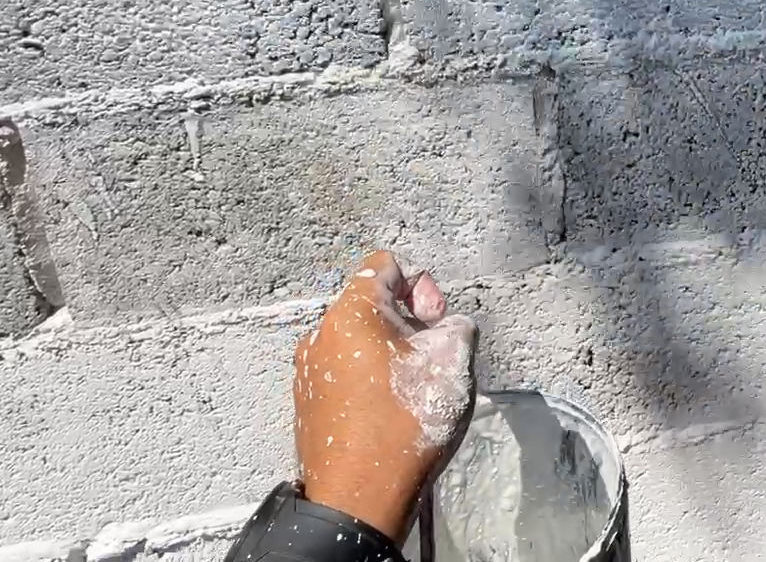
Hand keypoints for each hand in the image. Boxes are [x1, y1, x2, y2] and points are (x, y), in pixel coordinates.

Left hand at [295, 251, 477, 540]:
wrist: (359, 501)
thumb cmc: (405, 422)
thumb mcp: (453, 359)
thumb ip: (456, 322)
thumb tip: (444, 327)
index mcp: (350, 313)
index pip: (385, 264)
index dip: (421, 284)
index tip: (433, 321)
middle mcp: (321, 335)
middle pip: (373, 300)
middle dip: (409, 318)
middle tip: (430, 354)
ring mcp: (309, 371)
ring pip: (361, 335)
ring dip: (393, 348)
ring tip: (413, 383)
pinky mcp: (309, 402)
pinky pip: (347, 365)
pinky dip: (373, 372)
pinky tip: (391, 404)